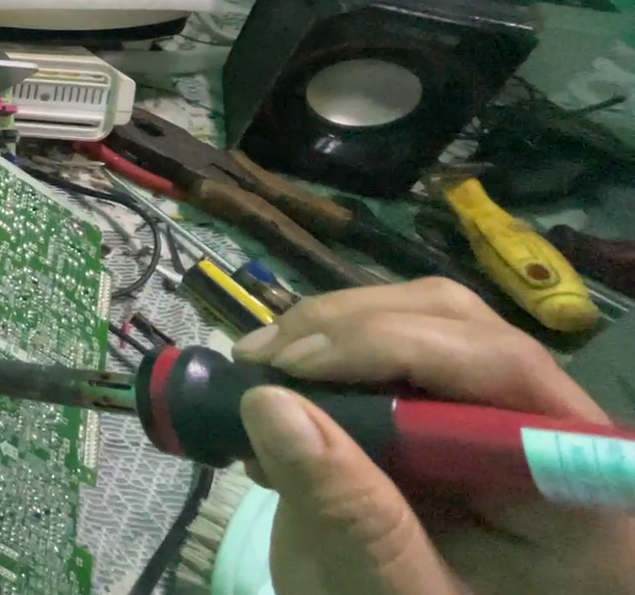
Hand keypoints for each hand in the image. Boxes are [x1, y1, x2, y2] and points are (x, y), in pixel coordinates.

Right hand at [232, 277, 634, 593]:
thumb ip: (351, 514)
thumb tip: (270, 402)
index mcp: (569, 490)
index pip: (504, 368)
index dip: (393, 345)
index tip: (291, 367)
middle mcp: (541, 433)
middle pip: (457, 325)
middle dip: (346, 328)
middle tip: (264, 362)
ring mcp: (483, 411)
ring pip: (412, 313)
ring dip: (322, 328)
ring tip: (259, 368)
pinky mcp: (427, 400)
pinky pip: (377, 334)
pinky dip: (311, 342)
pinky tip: (272, 381)